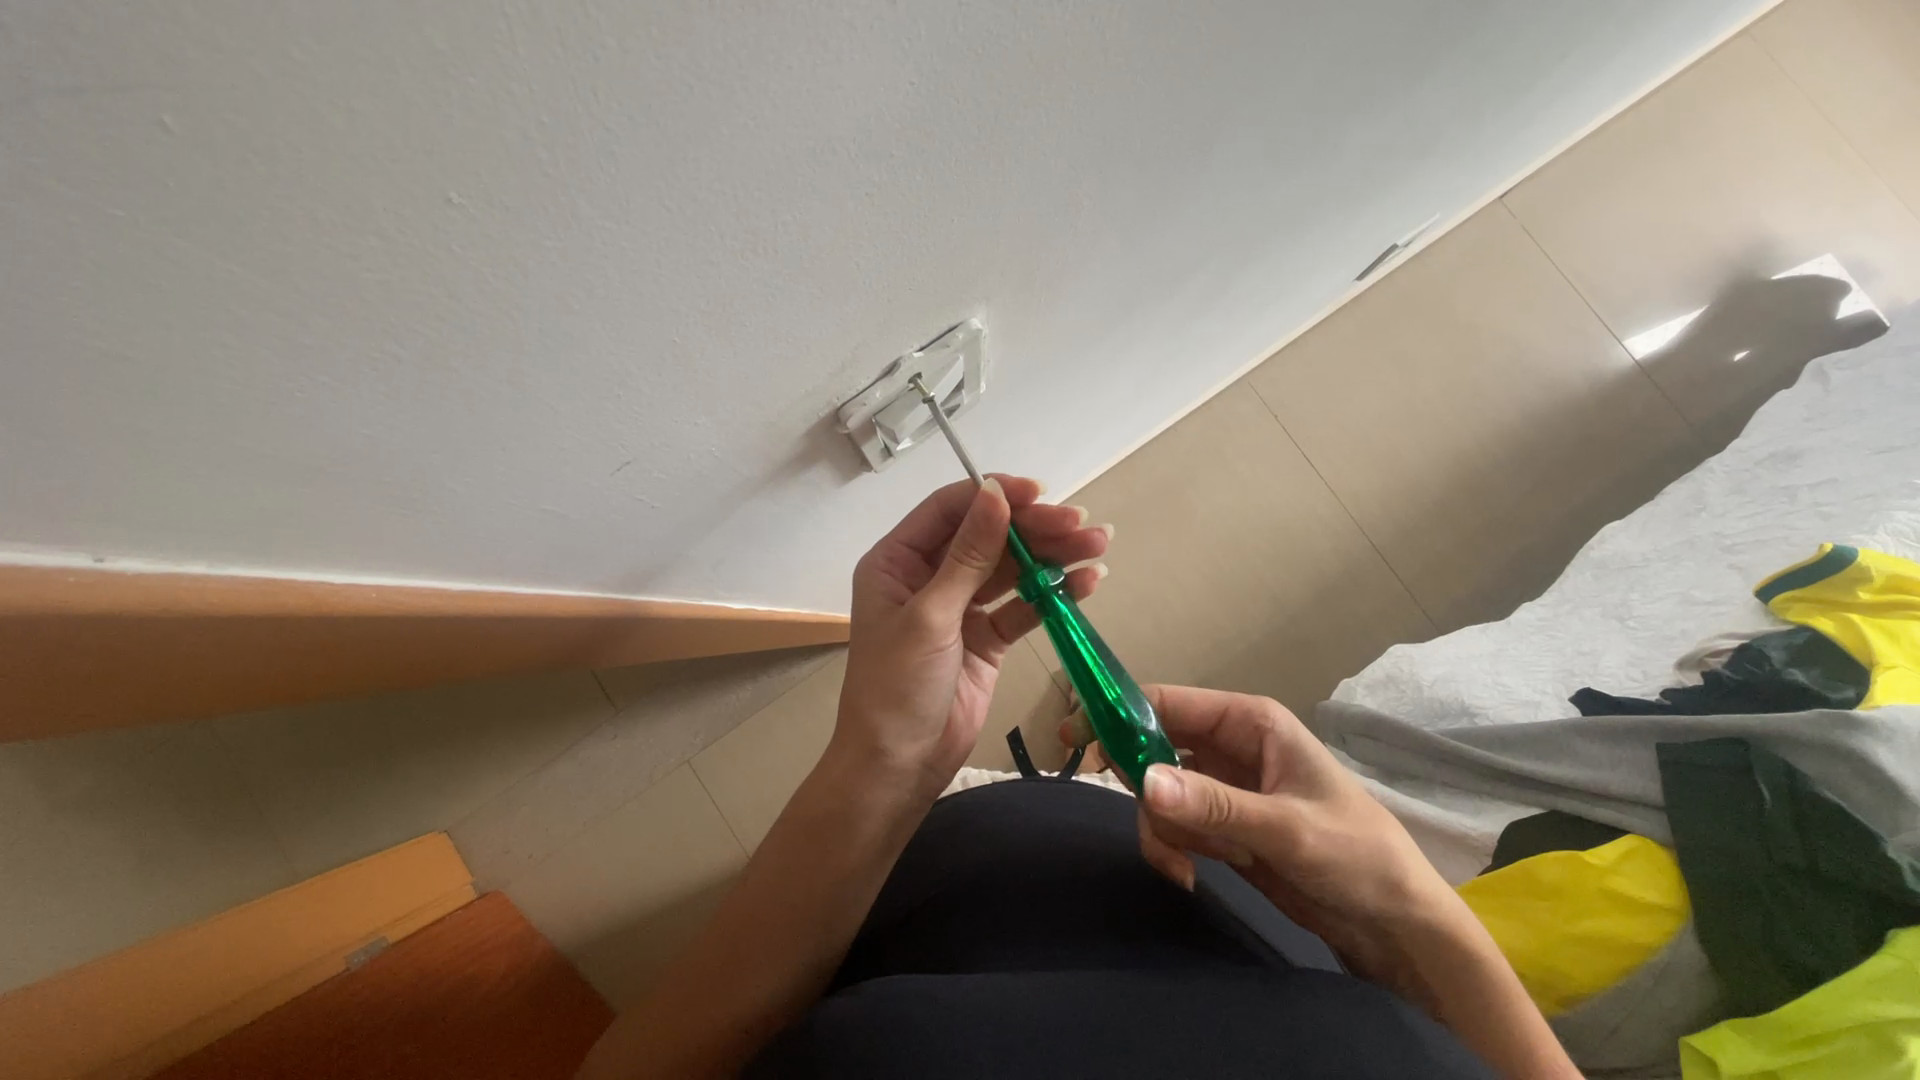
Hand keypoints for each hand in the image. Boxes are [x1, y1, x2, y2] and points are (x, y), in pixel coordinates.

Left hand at [833, 475, 1111, 793]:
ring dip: (1052, 558)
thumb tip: (995, 493)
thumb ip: (968, 555)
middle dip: (1035, 529)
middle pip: (987, 537)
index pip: (950, 510)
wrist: (898, 766)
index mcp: (897, 561)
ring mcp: (960, 608)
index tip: (1041, 494)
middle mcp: (927, 576)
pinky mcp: (986, 639)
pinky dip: (1051, 595)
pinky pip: (1022, 607)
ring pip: (1010, 570)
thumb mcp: (931, 616)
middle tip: (1083, 526)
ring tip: (1098, 546)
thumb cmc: (897, 687)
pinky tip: (1085, 583)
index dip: (995, 496)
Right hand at [1069, 685, 1466, 974]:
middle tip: (1140, 816)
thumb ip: (1214, 805)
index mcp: (1249, 722)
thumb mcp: (1287, 829)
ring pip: (1155, 792)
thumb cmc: (1356, 856)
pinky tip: (1194, 875)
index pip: (1166, 702)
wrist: (1392, 924)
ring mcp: (1220, 787)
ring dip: (1159, 829)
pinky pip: (1170, 825)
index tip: (1075, 739)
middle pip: (1150, 746)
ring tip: (1184, 866)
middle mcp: (1228, 746)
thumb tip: (1142, 781)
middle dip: (1139, 785)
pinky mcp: (1217, 825)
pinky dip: (1170, 849)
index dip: (1118, 713)